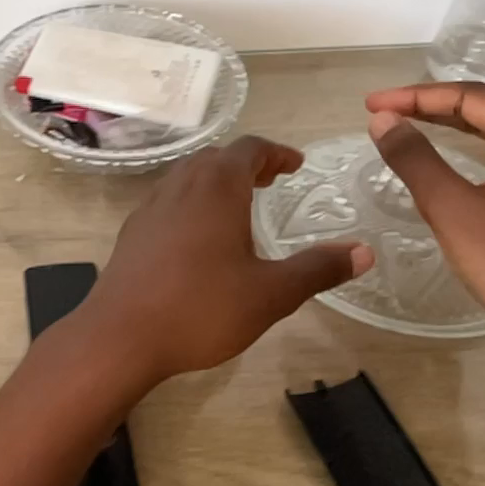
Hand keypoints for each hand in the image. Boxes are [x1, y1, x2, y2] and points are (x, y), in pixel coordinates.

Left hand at [77, 136, 372, 380]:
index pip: (249, 149)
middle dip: (246, 164)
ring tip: (237, 207)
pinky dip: (190, 203)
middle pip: (215, 158)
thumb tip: (363, 252)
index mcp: (216, 188)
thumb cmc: (200, 309)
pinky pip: (167, 202)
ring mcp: (150, 208)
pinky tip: (198, 237)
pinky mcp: (132, 233)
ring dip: (215, 181)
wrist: (120, 336)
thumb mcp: (270, 293)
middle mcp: (180, 187)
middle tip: (270, 181)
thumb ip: (317, 269)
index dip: (276, 153)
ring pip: (187, 178)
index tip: (295, 165)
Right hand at [364, 82, 484, 339]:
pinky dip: (471, 155)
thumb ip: (415, 159)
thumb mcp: (453, 208)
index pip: (472, 98)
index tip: (370, 103)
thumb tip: (383, 120)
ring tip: (409, 129)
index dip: (416, 96)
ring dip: (452, 130)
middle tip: (383, 113)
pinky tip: (451, 168)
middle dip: (432, 108)